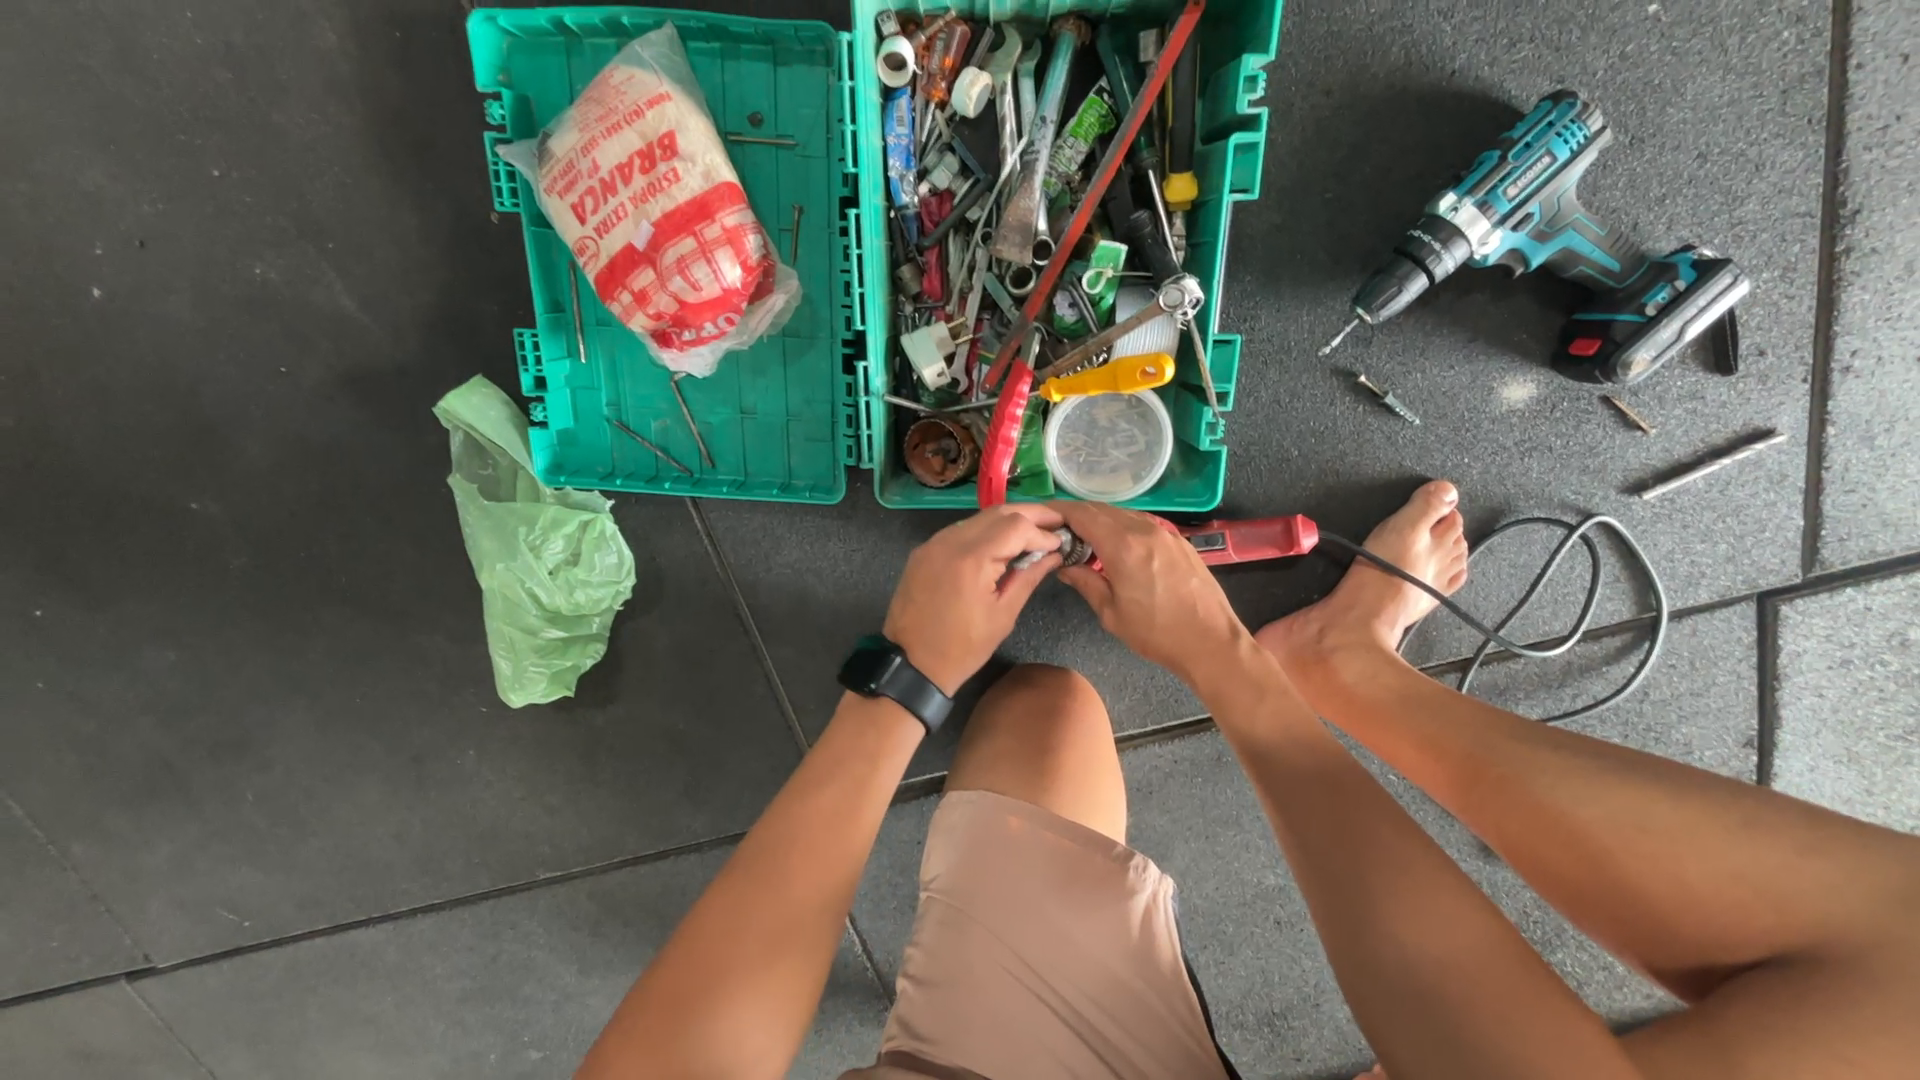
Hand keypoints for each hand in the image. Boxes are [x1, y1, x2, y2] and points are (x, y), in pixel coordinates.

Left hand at [882, 504, 1066, 694]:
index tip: (1060, 543)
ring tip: (1032, 534)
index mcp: (972, 558)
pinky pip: (961, 531)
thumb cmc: (962, 648)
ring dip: (1007, 521)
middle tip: (1055, 523)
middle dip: (1030, 515)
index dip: (1042, 532)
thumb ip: (1028, 577)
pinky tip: (1001, 545)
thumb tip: (1053, 554)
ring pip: (978, 518)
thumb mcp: (1002, 615)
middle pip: (998, 512)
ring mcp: (933, 543)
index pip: (1016, 526)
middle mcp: (950, 541)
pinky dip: (985, 532)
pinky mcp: (924, 551)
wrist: (910, 664)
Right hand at [1051, 500, 1248, 681]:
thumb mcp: (1111, 613)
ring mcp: (1165, 533)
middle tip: (1058, 530)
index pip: (1082, 514)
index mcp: (1123, 545)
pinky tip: (1116, 547)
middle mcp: (1144, 530)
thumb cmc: (1157, 633)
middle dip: (1077, 516)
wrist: (1212, 642)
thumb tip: (1064, 566)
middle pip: (1102, 510)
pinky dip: (1123, 528)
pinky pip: (1143, 524)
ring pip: (1124, 515)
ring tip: (1084, 540)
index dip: (1058, 511)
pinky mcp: (1179, 542)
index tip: (1042, 516)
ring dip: (1101, 521)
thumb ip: (1085, 583)